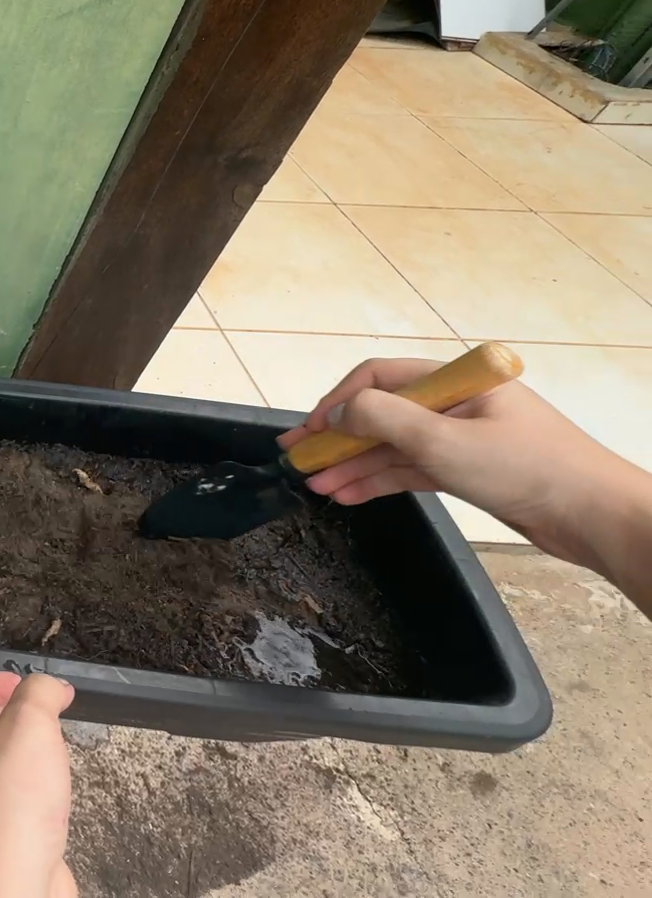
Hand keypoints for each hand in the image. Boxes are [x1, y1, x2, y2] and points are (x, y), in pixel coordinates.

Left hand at [0, 672, 76, 897]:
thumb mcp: (30, 723)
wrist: (11, 879)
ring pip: (0, 759)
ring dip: (27, 749)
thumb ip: (40, 694)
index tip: (22, 683)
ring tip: (56, 746)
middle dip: (11, 712)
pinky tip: (58, 790)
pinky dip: (38, 785)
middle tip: (46, 713)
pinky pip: (18, 794)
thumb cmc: (11, 795)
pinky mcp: (5, 828)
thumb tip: (51, 684)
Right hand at [277, 356, 647, 574]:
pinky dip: (375, 480)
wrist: (600, 520)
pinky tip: (346, 494)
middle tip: (297, 457)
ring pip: (388, 446)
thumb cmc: (525, 469)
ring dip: (350, 465)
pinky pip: (406, 468)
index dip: (338, 402)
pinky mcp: (463, 468)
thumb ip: (380, 418)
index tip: (312, 429)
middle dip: (336, 438)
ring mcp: (458, 437)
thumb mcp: (441, 439)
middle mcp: (454, 405)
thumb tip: (336, 413)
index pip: (378, 377)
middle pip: (378, 414)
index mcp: (457, 383)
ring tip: (316, 485)